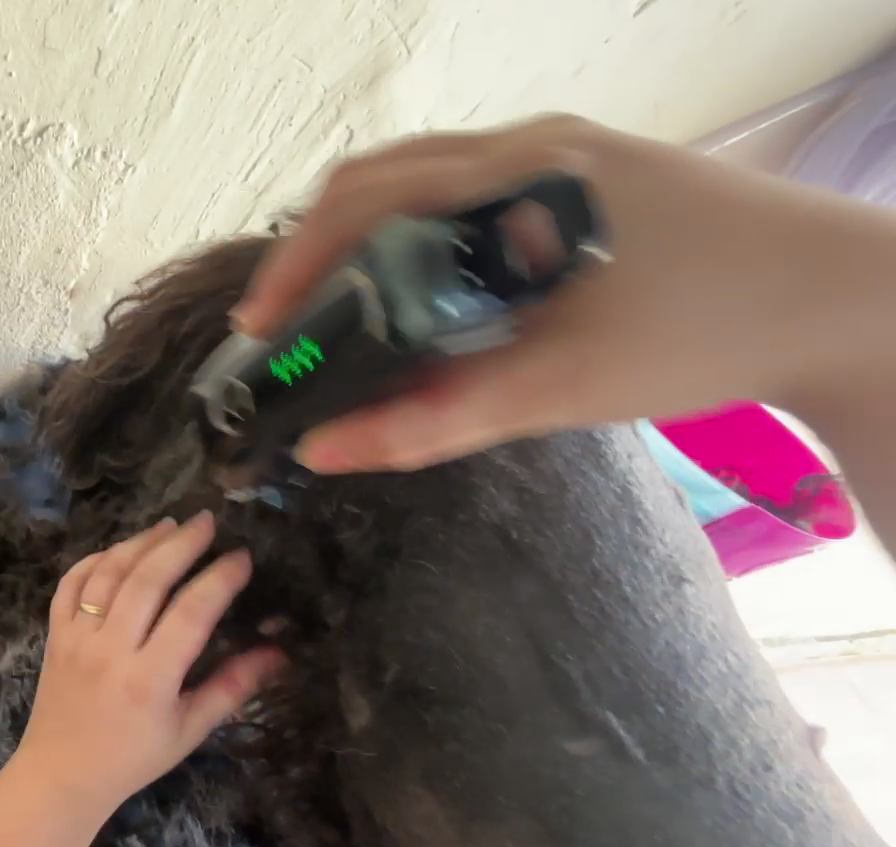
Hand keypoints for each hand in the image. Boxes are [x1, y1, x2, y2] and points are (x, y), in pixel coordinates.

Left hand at [10, 511, 282, 814]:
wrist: (62, 772)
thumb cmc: (132, 756)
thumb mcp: (189, 730)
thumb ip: (231, 688)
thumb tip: (279, 653)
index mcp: (149, 678)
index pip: (190, 614)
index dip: (219, 580)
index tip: (241, 556)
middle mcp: (110, 650)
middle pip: (146, 582)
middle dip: (179, 545)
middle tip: (206, 521)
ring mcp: (76, 638)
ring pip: (107, 575)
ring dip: (139, 544)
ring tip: (168, 525)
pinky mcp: (54, 635)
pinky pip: (70, 585)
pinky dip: (93, 561)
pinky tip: (118, 550)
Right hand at [231, 114, 895, 473]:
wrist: (849, 300)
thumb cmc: (704, 332)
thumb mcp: (554, 387)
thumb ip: (427, 423)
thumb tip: (318, 451)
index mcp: (521, 176)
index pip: (366, 197)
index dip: (294, 261)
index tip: (258, 327)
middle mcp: (527, 148)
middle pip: (374, 178)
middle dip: (308, 249)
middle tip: (280, 322)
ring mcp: (550, 157)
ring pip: (408, 181)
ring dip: (348, 240)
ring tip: (321, 309)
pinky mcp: (567, 179)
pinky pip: (447, 194)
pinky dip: (394, 239)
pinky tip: (394, 291)